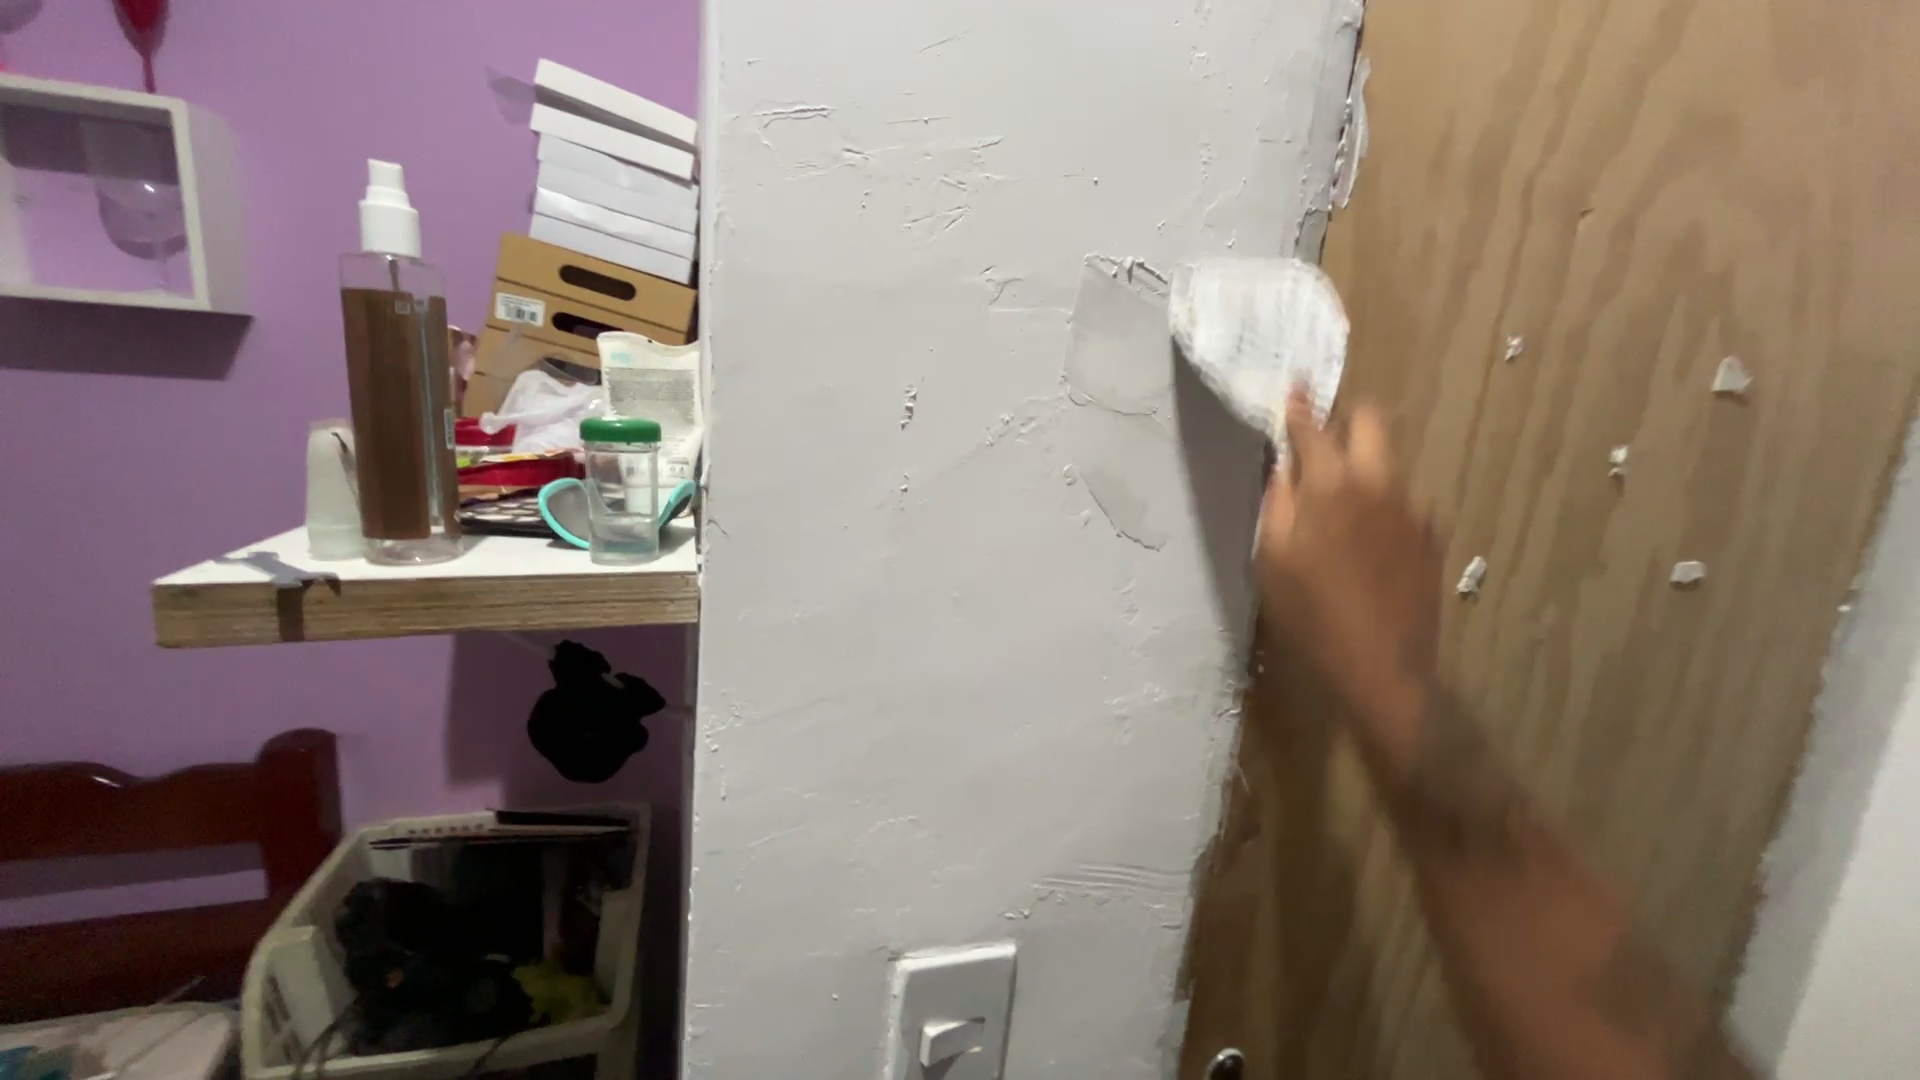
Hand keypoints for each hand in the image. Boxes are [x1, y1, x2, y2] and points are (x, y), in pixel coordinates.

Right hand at [1256, 389, 1444, 743]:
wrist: (1380, 667)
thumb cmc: (1309, 614)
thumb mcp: (1272, 558)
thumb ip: (1277, 501)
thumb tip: (1282, 465)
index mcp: (1332, 485)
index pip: (1312, 426)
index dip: (1298, 404)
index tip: (1292, 387)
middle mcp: (1380, 481)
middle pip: (1371, 420)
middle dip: (1344, 418)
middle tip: (1319, 440)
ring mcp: (1414, 505)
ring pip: (1387, 460)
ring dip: (1361, 464)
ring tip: (1338, 505)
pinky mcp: (1432, 532)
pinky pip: (1401, 497)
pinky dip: (1379, 501)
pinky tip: (1364, 540)